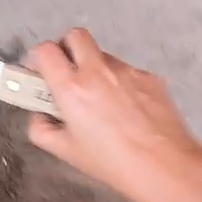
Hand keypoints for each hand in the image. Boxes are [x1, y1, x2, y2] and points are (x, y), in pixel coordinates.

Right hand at [25, 29, 201, 198]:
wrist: (165, 166)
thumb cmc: (113, 162)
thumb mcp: (65, 151)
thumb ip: (41, 129)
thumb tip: (40, 117)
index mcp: (72, 88)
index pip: (45, 51)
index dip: (37, 58)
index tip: (38, 72)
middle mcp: (98, 72)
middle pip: (75, 35)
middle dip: (65, 48)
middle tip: (66, 73)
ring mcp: (127, 72)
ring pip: (102, 54)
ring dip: (93, 67)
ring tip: (99, 99)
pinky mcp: (150, 77)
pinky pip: (127, 71)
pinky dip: (118, 82)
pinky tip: (125, 109)